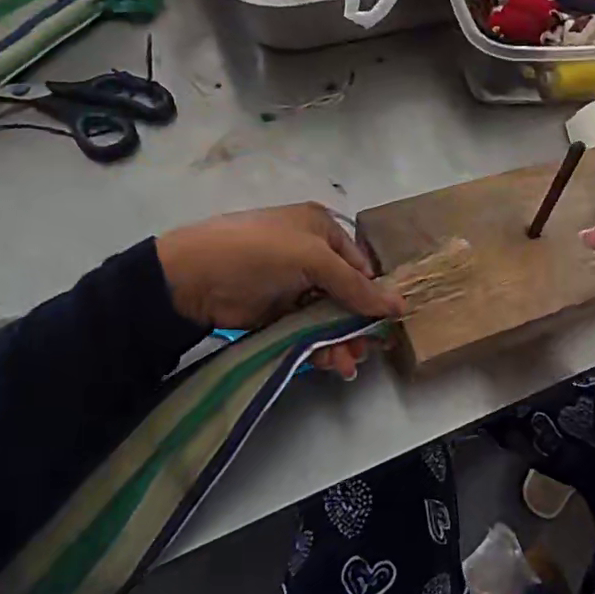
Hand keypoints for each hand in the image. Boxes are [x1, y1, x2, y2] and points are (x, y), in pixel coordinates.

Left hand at [156, 203, 405, 378]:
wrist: (195, 277)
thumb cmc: (259, 253)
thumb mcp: (311, 258)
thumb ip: (354, 285)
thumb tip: (398, 305)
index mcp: (319, 228)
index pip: (359, 263)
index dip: (374, 294)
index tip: (388, 324)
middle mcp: (308, 254)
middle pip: (346, 294)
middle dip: (358, 323)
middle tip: (367, 351)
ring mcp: (291, 285)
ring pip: (328, 316)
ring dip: (341, 340)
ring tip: (347, 364)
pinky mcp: (276, 312)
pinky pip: (307, 331)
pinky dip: (320, 347)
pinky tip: (329, 364)